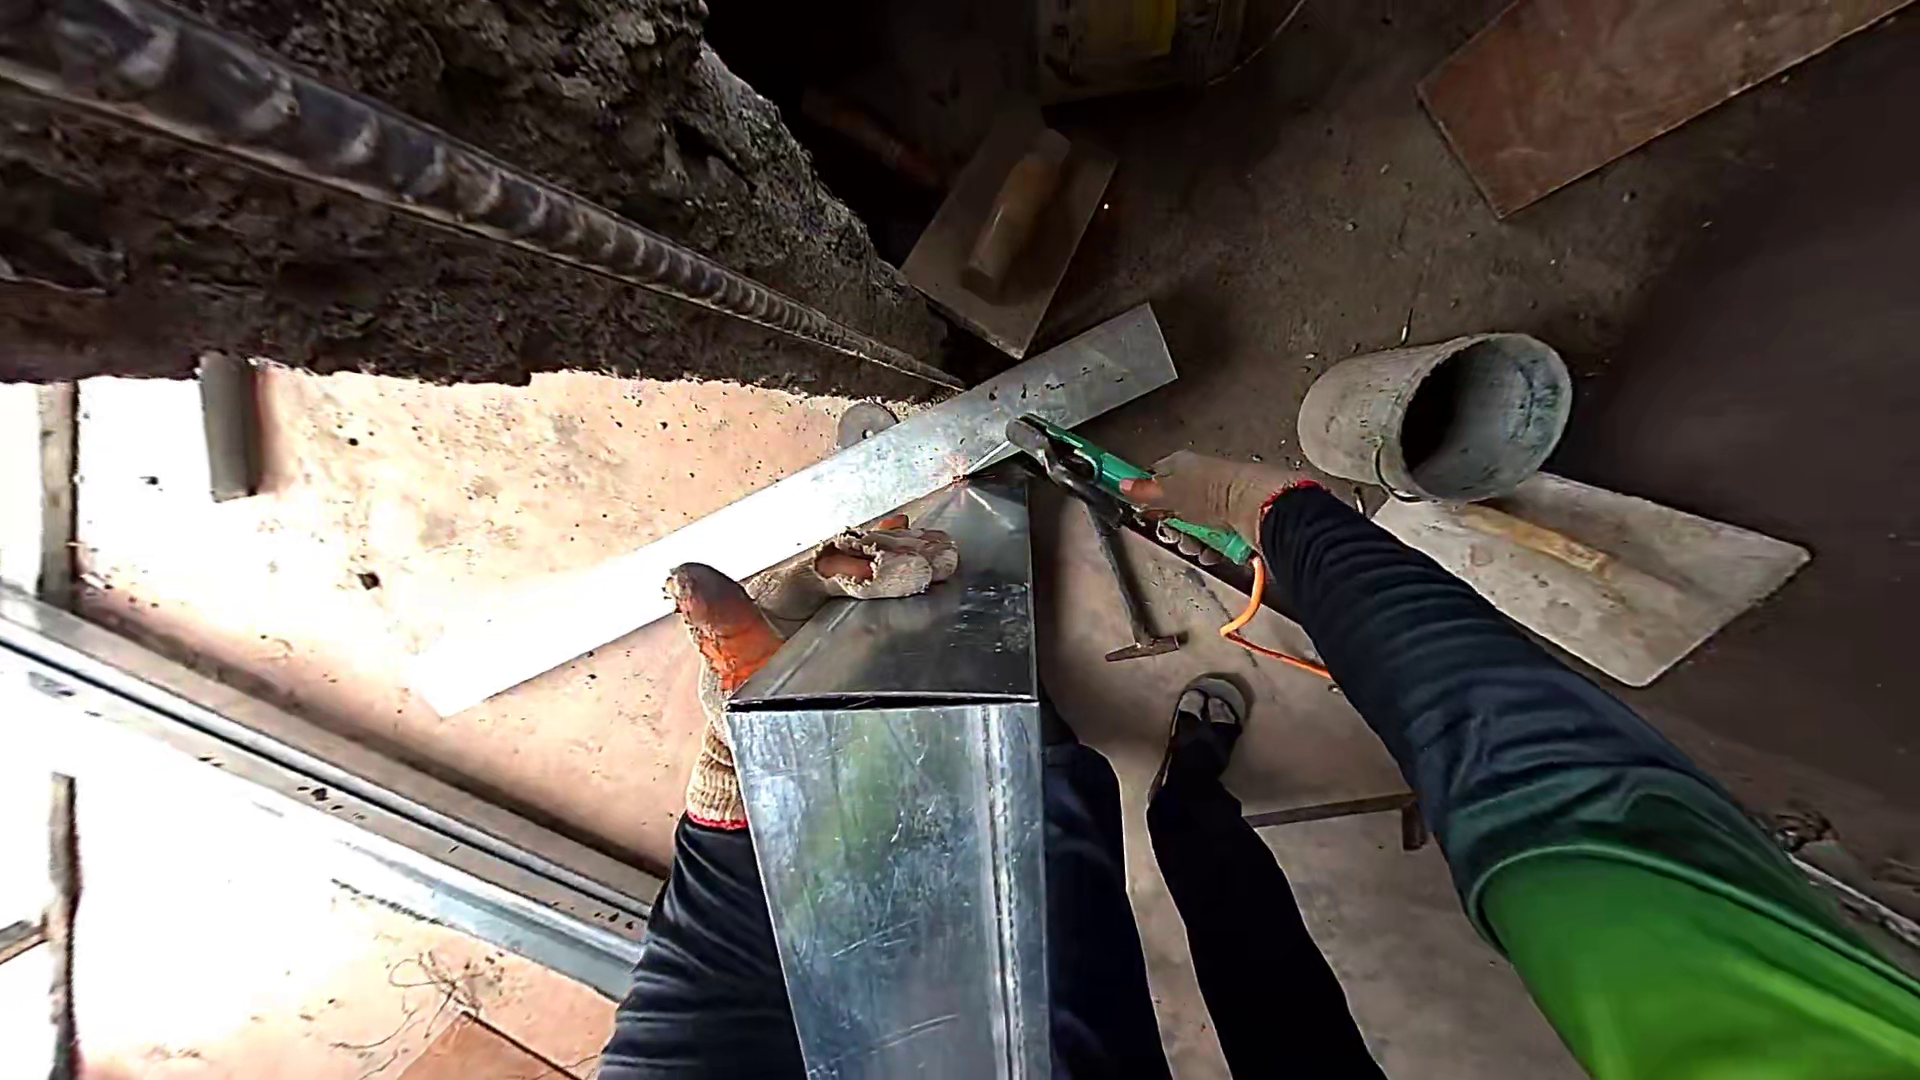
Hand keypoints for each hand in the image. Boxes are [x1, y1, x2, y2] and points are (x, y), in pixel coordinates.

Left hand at [668, 518, 959, 828]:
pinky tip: (930, 548)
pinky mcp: (857, 608)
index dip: (861, 567)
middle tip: (935, 562)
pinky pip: (882, 573)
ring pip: (871, 556)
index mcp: (776, 593)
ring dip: (909, 551)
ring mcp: (834, 594)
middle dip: (896, 555)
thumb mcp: (734, 673)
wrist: (769, 737)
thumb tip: (683, 576)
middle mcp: (806, 584)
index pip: (820, 568)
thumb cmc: (748, 708)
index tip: (903, 577)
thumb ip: (718, 624)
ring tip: (943, 553)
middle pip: (853, 554)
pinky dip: (908, 558)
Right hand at [1119, 451, 1308, 546]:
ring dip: (1190, 542)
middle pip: (1172, 508)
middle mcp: (1200, 480)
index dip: (1146, 497)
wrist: (1261, 507)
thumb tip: (1121, 485)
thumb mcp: (1169, 491)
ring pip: (1192, 527)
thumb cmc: (1213, 492)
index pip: (1154, 478)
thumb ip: (1144, 490)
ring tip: (1196, 546)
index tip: (1143, 514)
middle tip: (1174, 534)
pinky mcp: (1234, 521)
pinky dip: (1210, 548)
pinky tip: (1211, 552)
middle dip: (1171, 528)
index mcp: (1181, 465)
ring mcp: (1218, 502)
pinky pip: (1212, 538)